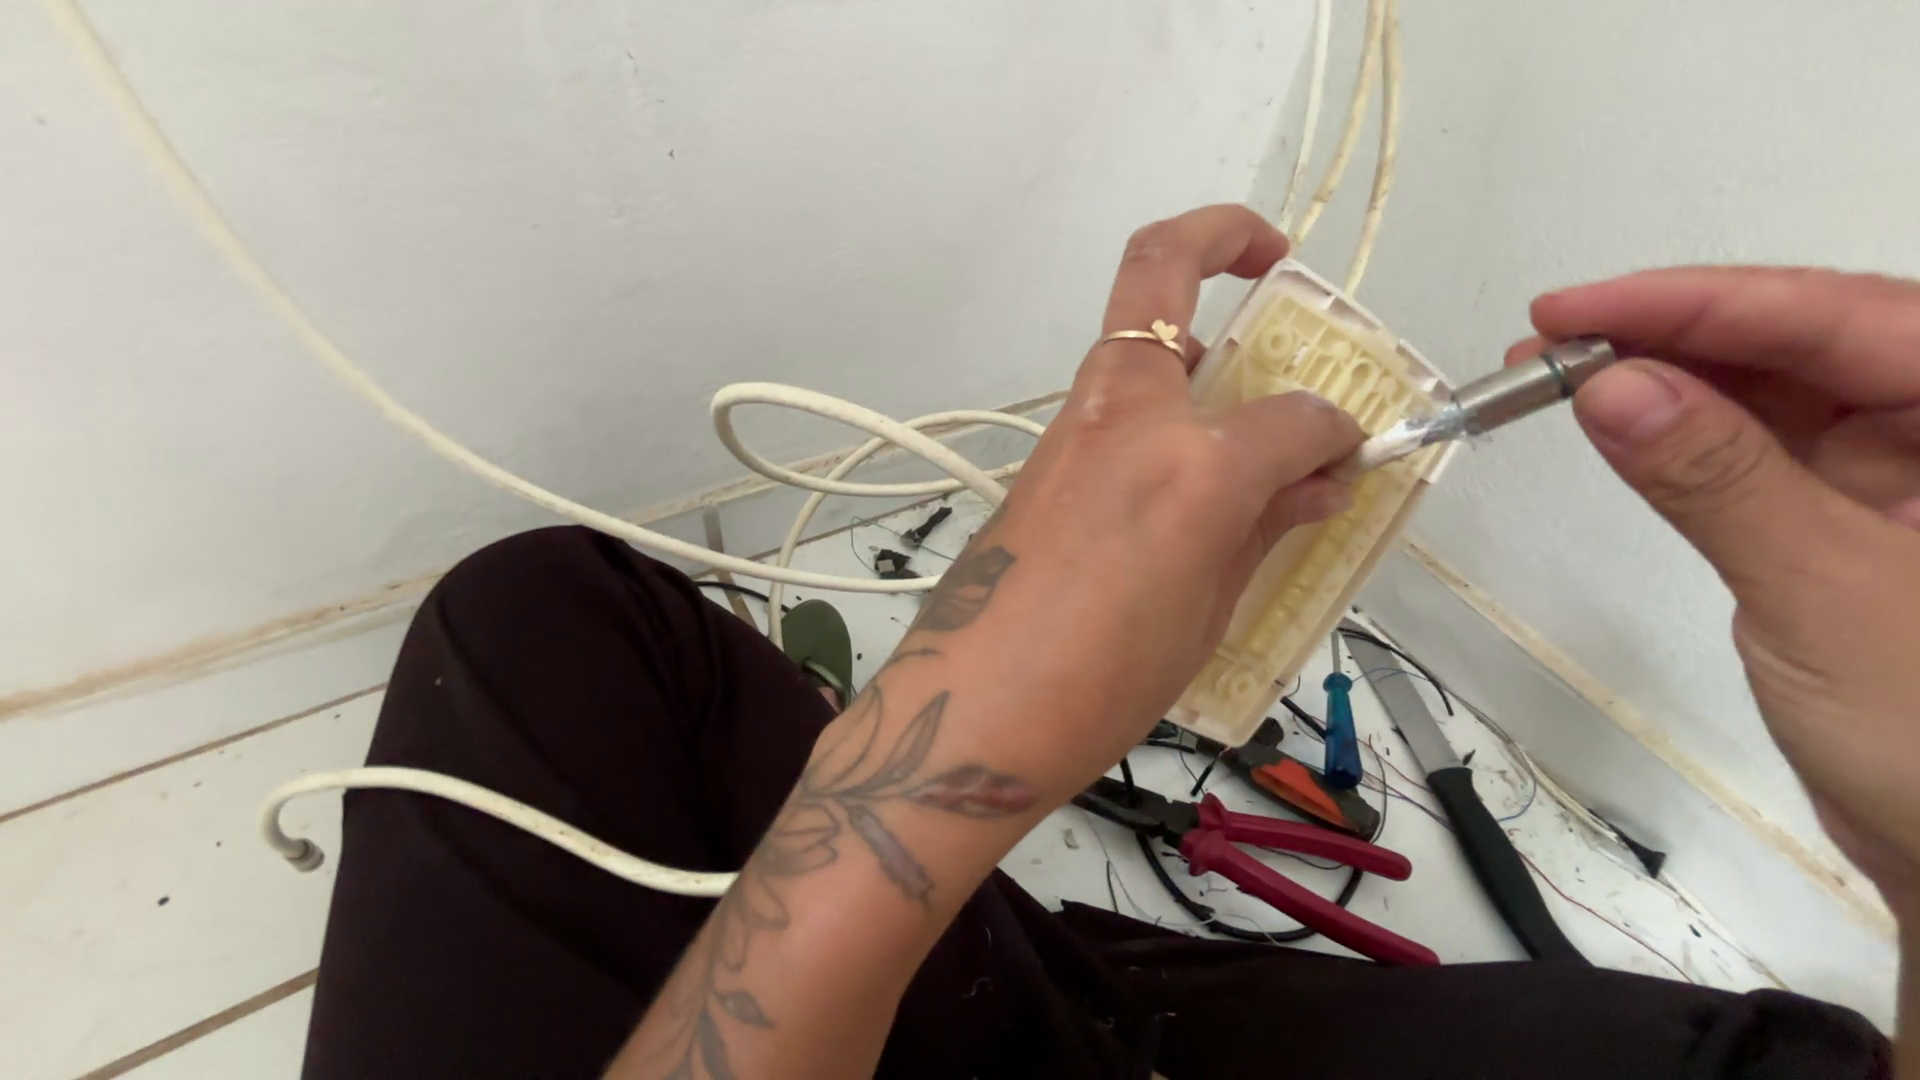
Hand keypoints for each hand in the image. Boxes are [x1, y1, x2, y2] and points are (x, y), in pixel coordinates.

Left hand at [919, 205, 1362, 794]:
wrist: (977, 711)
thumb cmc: (1105, 684)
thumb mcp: (1206, 612)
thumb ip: (1262, 528)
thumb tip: (1316, 481)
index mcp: (1192, 467)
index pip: (1294, 418)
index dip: (1334, 430)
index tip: (1343, 453)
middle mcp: (1126, 417)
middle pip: (1161, 267)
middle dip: (1225, 238)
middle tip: (1272, 270)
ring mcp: (1071, 429)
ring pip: (1127, 336)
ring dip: (1186, 337)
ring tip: (1235, 398)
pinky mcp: (1039, 458)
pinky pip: (1108, 404)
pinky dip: (1156, 409)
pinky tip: (1180, 472)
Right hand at [1511, 268, 1919, 911]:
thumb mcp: (1825, 594)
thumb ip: (1717, 481)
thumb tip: (1605, 387)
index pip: (1850, 320)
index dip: (1698, 303)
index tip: (1570, 310)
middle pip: (1811, 340)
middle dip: (1669, 333)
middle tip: (1543, 343)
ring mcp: (1909, 469)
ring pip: (1773, 388)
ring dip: (1660, 377)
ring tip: (1551, 376)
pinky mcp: (1852, 511)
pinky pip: (1756, 447)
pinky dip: (1678, 432)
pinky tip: (1616, 420)